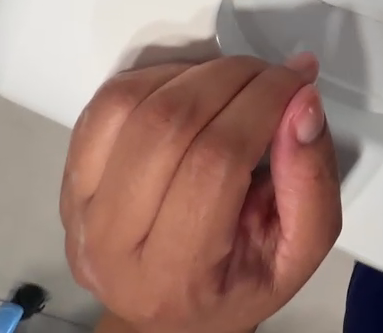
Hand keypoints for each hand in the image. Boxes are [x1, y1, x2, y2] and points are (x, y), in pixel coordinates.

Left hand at [62, 55, 339, 332]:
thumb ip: (313, 178)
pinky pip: (108, 103)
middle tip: (275, 75)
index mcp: (177, 275)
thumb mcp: (303, 246)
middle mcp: (113, 245)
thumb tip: (302, 102)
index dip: (263, 103)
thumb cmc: (243, 276)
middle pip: (169, 125)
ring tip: (240, 80)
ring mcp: (80, 210)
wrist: (176, 312)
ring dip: (199, 72)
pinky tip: (197, 88)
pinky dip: (159, 77)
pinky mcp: (69, 178)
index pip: (215, 162)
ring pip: (133, 105)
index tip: (299, 80)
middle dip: (236, 77)